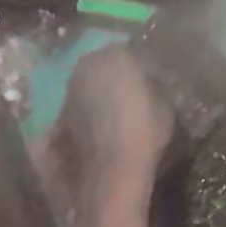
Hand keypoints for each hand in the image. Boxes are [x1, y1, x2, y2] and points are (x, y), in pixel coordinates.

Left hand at [59, 45, 174, 196]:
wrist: (111, 171)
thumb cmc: (145, 135)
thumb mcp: (166, 108)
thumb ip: (157, 89)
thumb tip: (151, 84)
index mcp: (116, 56)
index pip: (134, 55)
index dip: (146, 72)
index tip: (156, 88)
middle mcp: (87, 64)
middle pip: (106, 67)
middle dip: (119, 81)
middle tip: (135, 101)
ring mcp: (69, 88)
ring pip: (89, 87)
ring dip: (101, 97)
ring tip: (117, 119)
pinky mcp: (60, 111)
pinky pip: (81, 108)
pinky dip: (90, 116)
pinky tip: (102, 133)